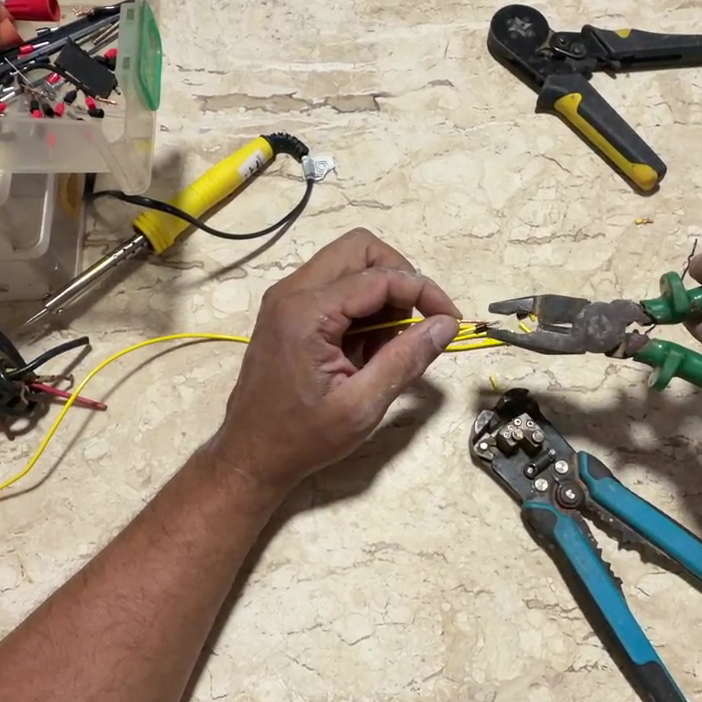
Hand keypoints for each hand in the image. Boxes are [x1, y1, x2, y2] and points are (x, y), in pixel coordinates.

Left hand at [211, 229, 461, 491]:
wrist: (251, 453)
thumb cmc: (302, 437)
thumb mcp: (361, 406)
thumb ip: (405, 360)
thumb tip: (446, 325)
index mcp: (307, 313)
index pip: (380, 276)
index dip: (424, 292)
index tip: (450, 321)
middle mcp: (292, 292)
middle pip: (360, 248)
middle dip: (400, 278)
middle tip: (415, 323)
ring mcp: (286, 298)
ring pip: (349, 263)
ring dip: (381, 293)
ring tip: (387, 346)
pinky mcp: (288, 310)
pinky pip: (335, 286)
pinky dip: (362, 306)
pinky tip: (365, 349)